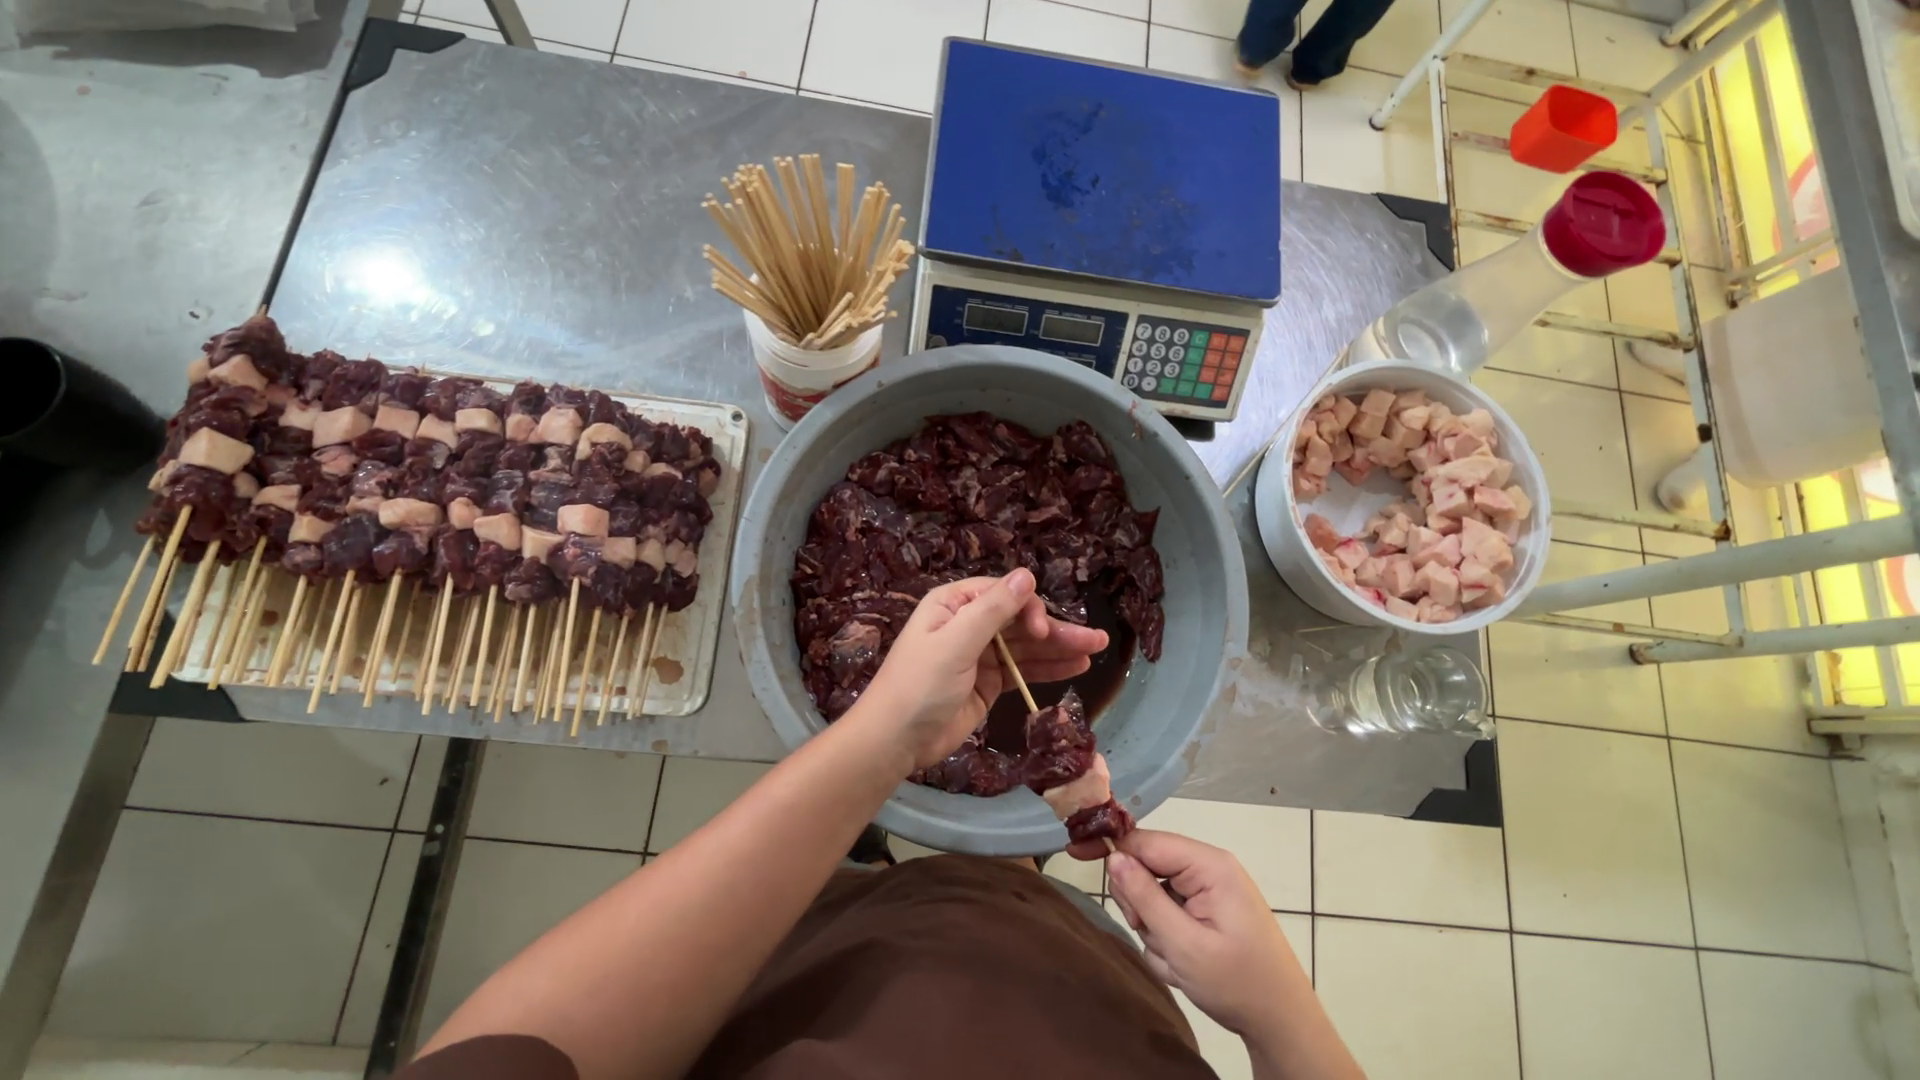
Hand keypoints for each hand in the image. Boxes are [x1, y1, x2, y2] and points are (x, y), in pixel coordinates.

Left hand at [857, 569, 1109, 768]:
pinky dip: (1048, 669)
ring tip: (1096, 650)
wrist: (895, 739)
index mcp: (954, 605)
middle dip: (1057, 629)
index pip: (1004, 593)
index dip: (1029, 608)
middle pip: (1021, 621)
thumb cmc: (918, 685)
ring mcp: (980, 656)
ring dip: (1060, 649)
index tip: (1041, 631)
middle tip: (1097, 639)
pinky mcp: (988, 684)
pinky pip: (1023, 671)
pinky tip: (1075, 667)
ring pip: (1027, 647)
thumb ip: (992, 610)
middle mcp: (969, 624)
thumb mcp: (954, 643)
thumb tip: (1026, 575)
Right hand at [1105, 830, 1305, 1038]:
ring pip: (1154, 894)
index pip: (1146, 841)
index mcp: (1209, 865)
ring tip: (1177, 960)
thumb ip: (1146, 898)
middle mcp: (1209, 868)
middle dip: (1141, 904)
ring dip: (1155, 929)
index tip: (1075, 853)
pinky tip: (1184, 964)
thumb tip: (1113, 857)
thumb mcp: (1184, 945)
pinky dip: (1167, 939)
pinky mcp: (1208, 910)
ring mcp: (1210, 890)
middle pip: (1147, 866)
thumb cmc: (1237, 983)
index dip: (1111, 847)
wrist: (1282, 1024)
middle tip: (1153, 936)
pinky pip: (1169, 912)